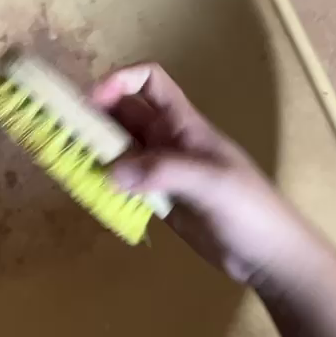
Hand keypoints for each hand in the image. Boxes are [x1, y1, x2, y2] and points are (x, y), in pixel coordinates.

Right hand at [92, 64, 323, 292]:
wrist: (270, 256)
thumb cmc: (248, 208)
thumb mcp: (209, 183)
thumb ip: (161, 172)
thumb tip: (109, 171)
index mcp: (184, 123)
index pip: (149, 81)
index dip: (120, 80)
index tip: (93, 100)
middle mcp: (168, 140)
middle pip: (125, 113)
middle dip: (96, 116)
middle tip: (65, 133)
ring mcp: (161, 170)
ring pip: (120, 147)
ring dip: (96, 149)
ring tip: (69, 161)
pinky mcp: (157, 199)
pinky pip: (123, 181)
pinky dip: (104, 181)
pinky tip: (88, 191)